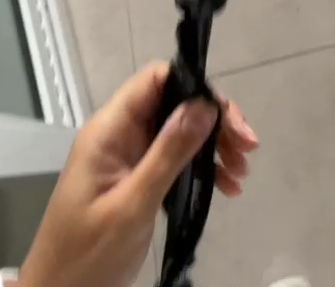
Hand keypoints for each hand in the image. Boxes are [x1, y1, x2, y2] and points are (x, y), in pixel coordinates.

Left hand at [19, 62, 259, 286]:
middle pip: (175, 104)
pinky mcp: (136, 179)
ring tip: (241, 171)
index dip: (193, 86)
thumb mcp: (132, 205)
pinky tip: (227, 187)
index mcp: (109, 129)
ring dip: (214, 145)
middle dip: (214, 121)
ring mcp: (128, 157)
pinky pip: (175, 159)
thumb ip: (168, 152)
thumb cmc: (87, 255)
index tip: (225, 116)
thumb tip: (205, 105)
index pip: (155, 79)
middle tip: (247, 147)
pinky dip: (203, 168)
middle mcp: (120, 134)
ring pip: (180, 131)